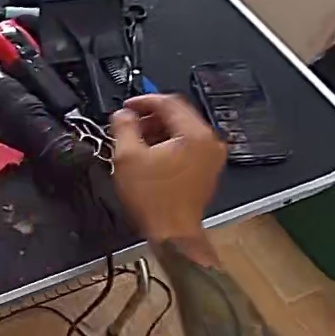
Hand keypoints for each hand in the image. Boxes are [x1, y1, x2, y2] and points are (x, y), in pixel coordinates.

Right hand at [109, 94, 225, 243]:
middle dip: (151, 117)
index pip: (169, 102)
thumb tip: (123, 114)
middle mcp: (209, 143)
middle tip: (130, 125)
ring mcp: (211, 158)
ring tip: (137, 142)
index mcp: (195, 134)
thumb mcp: (128, 157)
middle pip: (179, 115)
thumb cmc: (154, 201)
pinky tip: (151, 156)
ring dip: (160, 131)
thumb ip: (124, 127)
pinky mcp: (207, 171)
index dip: (144, 101)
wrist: (172, 234)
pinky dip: (170, 145)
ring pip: (183, 131)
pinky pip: (188, 148)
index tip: (127, 106)